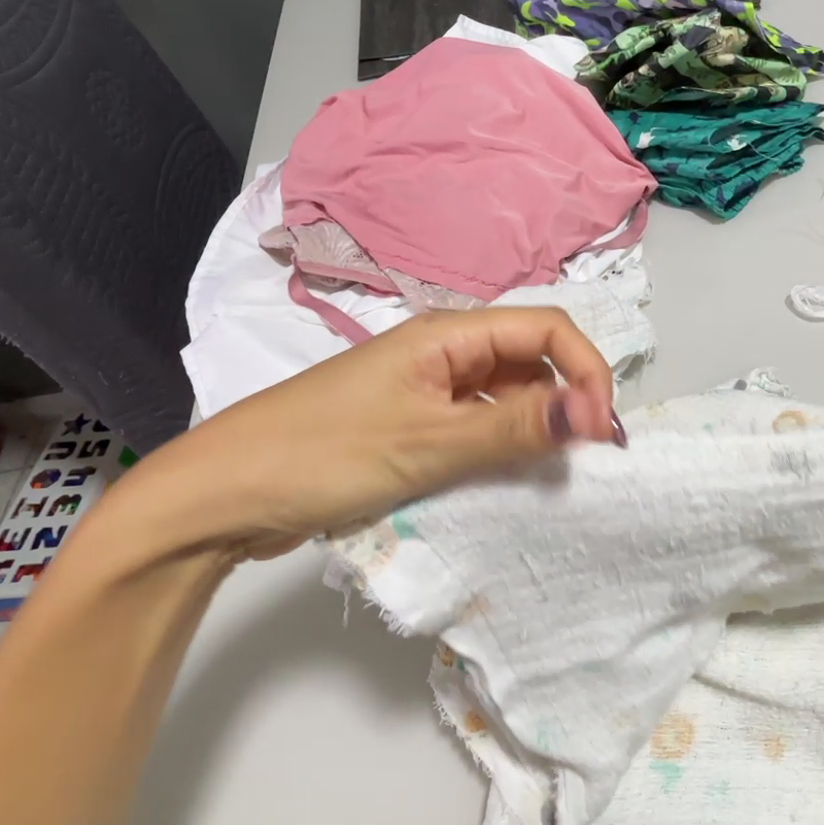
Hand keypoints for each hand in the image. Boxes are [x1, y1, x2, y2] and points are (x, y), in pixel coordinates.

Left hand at [124, 307, 622, 560]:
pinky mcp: (409, 429)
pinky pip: (473, 432)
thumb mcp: (428, 442)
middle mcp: (442, 355)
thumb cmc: (324, 454)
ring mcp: (424, 394)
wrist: (223, 496)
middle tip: (584, 464)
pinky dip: (497, 455)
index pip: (545, 328)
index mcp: (448, 335)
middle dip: (564, 403)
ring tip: (548, 483)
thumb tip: (594, 414)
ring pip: (502, 401)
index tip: (599, 431)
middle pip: (528, 363)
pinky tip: (504, 489)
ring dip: (531, 434)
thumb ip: (513, 427)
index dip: (585, 369)